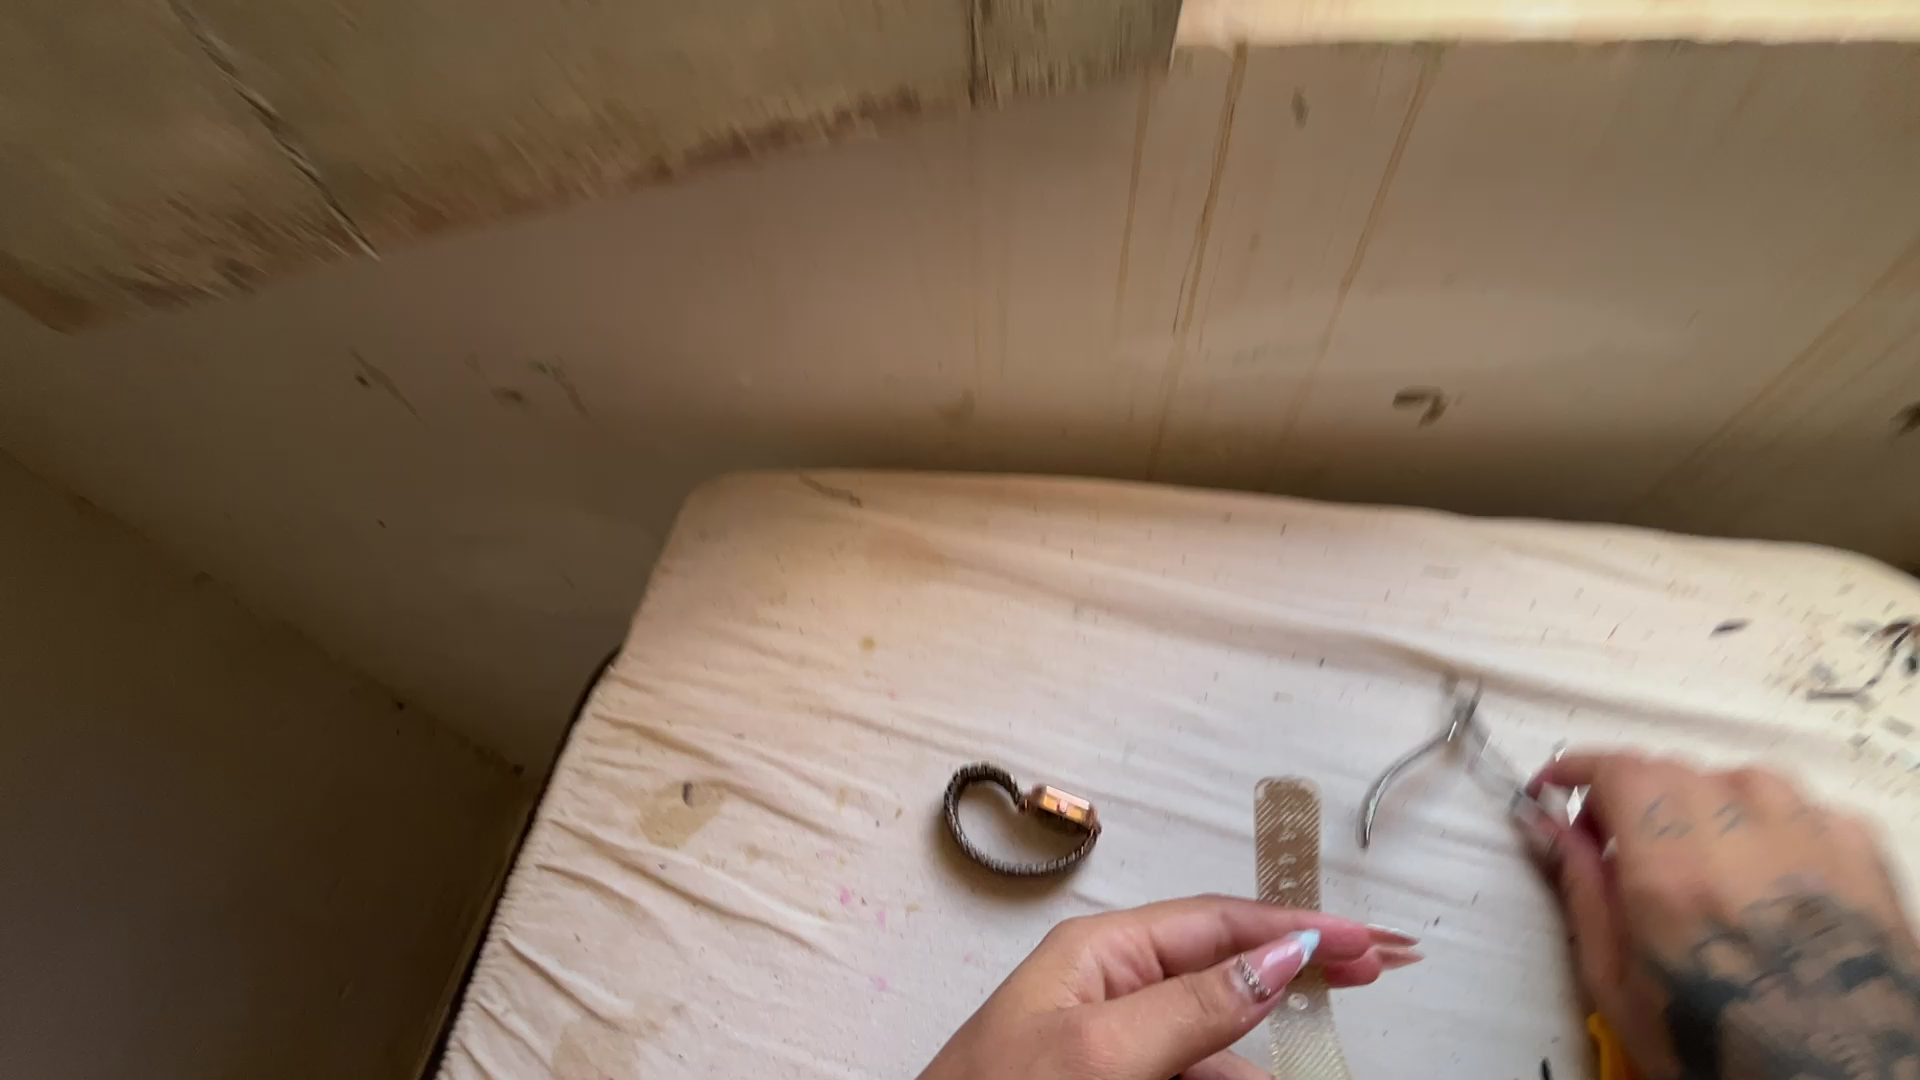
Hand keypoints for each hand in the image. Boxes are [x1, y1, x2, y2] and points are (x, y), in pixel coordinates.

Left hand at [915, 894, 1421, 1079]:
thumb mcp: (1104, 1050)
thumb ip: (1192, 1003)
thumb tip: (1278, 953)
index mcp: (1103, 951)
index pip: (1216, 922)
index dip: (1294, 925)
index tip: (1370, 941)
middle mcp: (1113, 981)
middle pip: (1225, 961)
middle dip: (1298, 959)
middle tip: (1383, 962)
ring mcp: (1115, 1035)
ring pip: (1214, 1031)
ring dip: (1268, 1040)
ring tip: (1329, 1022)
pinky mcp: (1116, 1074)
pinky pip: (1190, 1067)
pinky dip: (1230, 1068)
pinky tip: (1261, 1069)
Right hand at [1528, 753, 1919, 1079]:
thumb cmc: (1715, 1051)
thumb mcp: (1614, 980)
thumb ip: (1579, 888)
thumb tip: (1544, 823)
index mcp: (1674, 881)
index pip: (1618, 773)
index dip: (1574, 769)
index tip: (1551, 788)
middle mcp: (1747, 853)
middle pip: (1670, 770)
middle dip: (1624, 789)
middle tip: (1609, 838)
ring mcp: (1820, 860)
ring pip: (1741, 779)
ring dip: (1696, 795)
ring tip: (1685, 844)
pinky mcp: (1873, 877)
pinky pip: (1812, 810)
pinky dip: (1770, 816)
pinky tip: (1756, 857)